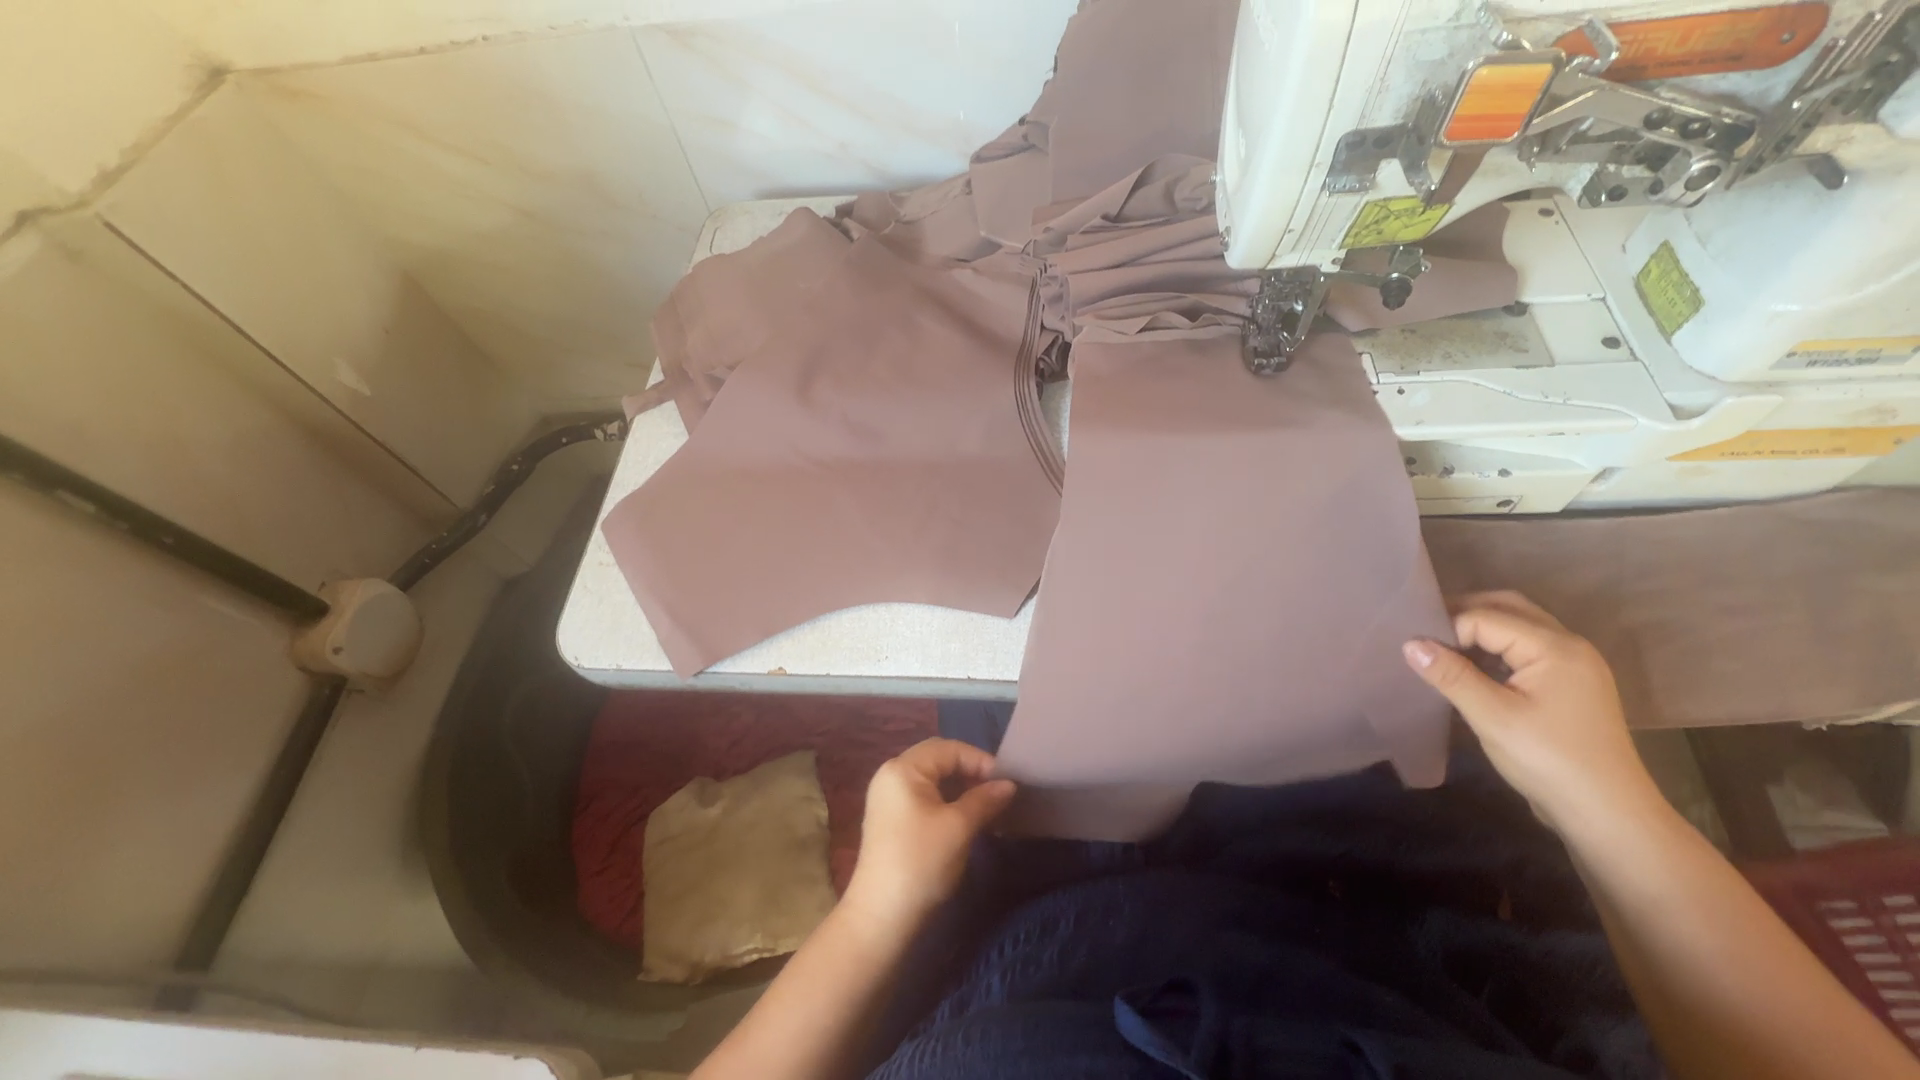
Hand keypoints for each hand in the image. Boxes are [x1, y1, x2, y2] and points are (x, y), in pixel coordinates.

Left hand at [843, 739, 1016, 934]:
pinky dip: (947, 804)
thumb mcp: (959, 827)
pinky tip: (967, 822)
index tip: (1006, 783)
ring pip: (932, 782)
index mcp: (902, 769)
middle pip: (937, 761)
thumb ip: (985, 799)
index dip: (979, 760)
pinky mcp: (891, 822)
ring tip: (988, 808)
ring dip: (961, 789)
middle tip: (998, 793)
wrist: (882, 915)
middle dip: (970, 772)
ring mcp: (888, 800)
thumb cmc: (921, 862)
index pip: (947, 748)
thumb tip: (1008, 784)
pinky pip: (924, 799)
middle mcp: (890, 777)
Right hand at [1402, 591, 1663, 831]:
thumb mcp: (1492, 717)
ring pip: (1521, 627)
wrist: (1607, 812)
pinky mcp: (1572, 685)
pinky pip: (1529, 649)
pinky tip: (1475, 670)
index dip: (1448, 630)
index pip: (1486, 617)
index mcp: (1554, 647)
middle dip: (1465, 614)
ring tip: (1443, 650)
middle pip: (1509, 608)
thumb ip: (1451, 676)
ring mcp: (1575, 665)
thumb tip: (1410, 644)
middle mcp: (1570, 645)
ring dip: (1482, 630)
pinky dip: (1498, 649)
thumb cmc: (1548, 760)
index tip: (1417, 651)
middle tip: (1424, 633)